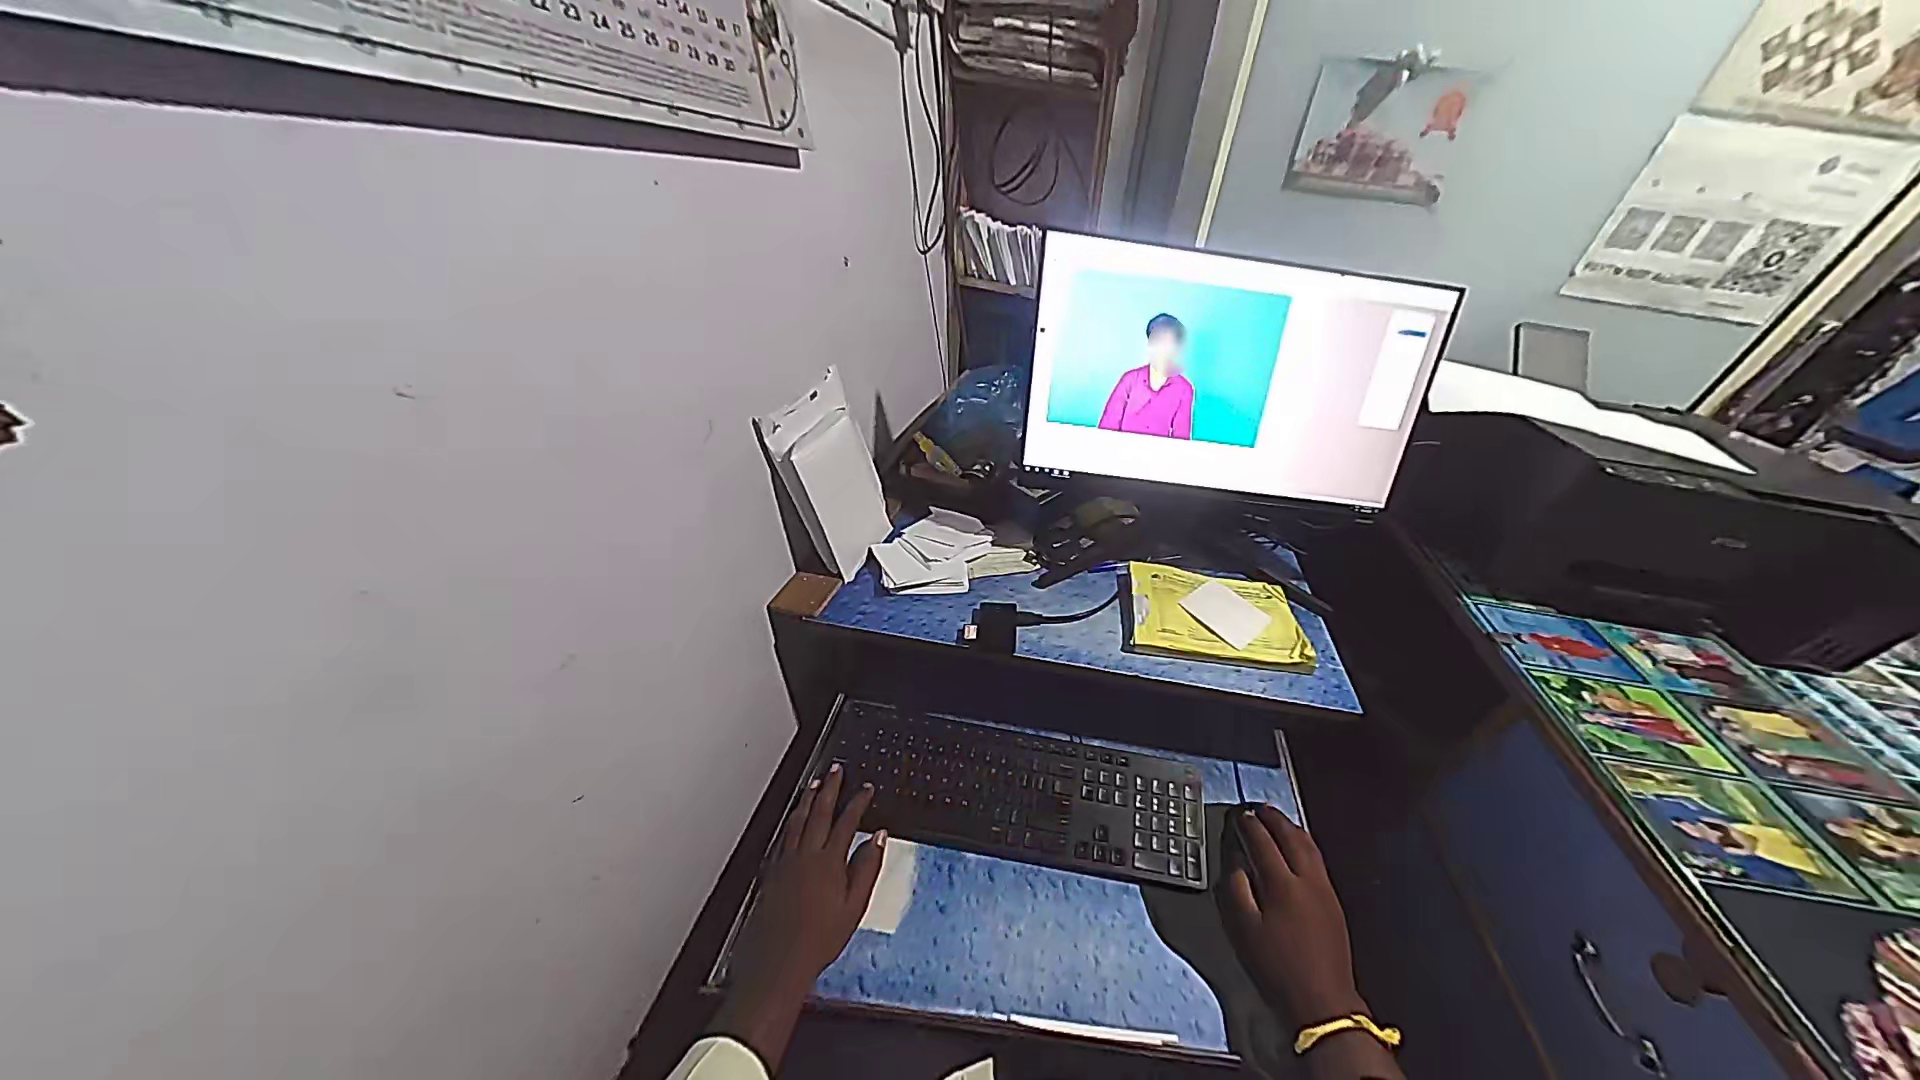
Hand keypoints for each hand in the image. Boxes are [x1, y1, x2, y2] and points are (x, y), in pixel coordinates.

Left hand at [712, 765, 883, 1069]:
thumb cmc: (818, 940)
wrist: (779, 961)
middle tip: (836, 770)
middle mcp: (806, 855)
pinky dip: (791, 818)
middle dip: (830, 787)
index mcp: (829, 862)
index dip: (858, 802)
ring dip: (808, 798)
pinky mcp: (772, 870)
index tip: (865, 789)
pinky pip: (784, 833)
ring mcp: (786, 861)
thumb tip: (878, 839)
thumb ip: (867, 868)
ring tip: (815, 783)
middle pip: (819, 811)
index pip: (847, 821)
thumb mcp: (855, 906)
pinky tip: (793, 816)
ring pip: (798, 819)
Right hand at [1218, 803, 1363, 1022]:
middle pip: (1290, 836)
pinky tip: (1297, 845)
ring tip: (1276, 819)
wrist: (1323, 1002)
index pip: (1262, 841)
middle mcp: (1307, 880)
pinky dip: (1304, 843)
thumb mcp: (1243, 928)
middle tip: (1256, 808)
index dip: (1247, 824)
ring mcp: (1324, 890)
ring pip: (1309, 846)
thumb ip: (1235, 887)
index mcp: (1282, 884)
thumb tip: (1235, 859)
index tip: (1237, 815)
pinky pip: (1318, 859)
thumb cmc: (1275, 965)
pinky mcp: (1334, 901)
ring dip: (1290, 827)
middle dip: (1272, 819)